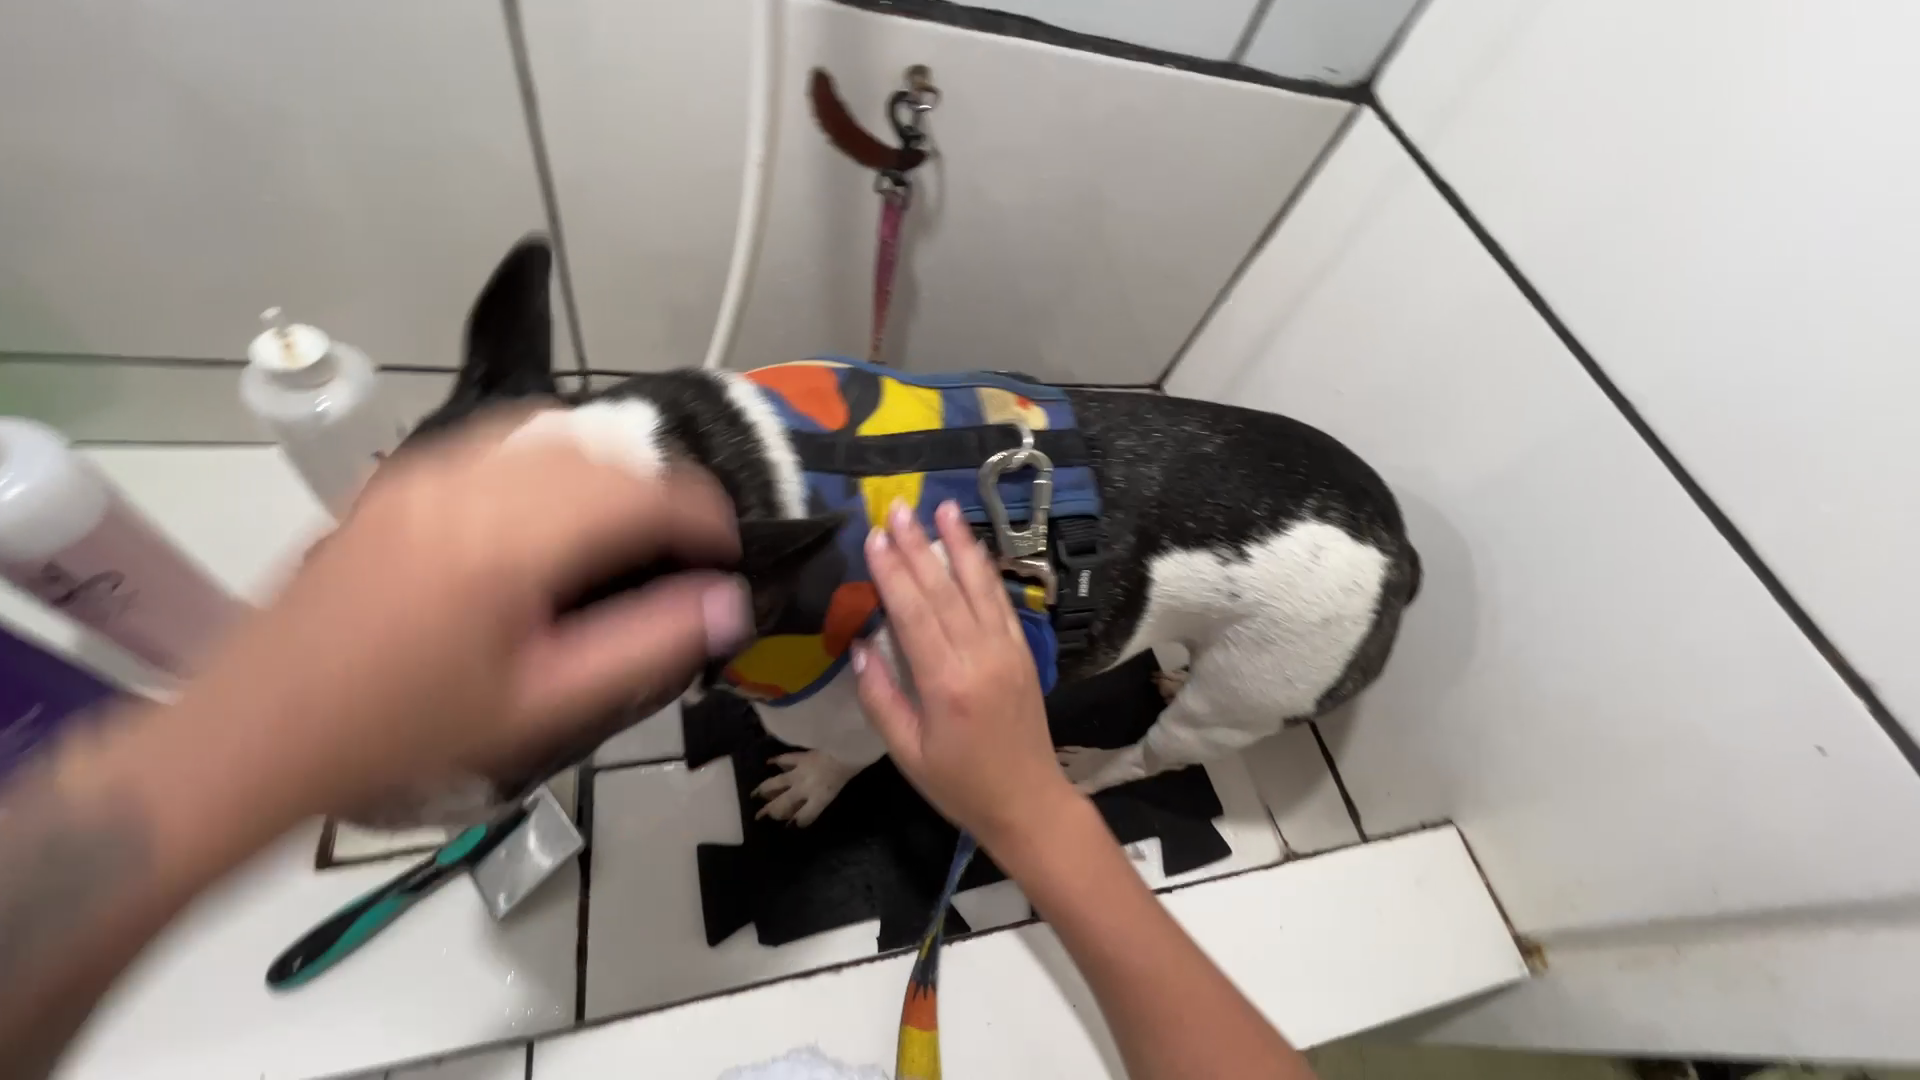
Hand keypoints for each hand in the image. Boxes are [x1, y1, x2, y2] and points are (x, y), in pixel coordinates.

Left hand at [174, 407, 750, 817]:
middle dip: (668, 488)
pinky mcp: (403, 478)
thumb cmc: (407, 730)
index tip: (729, 550)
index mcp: (512, 541)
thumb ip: (648, 645)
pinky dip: (561, 454)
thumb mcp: (544, 703)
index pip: (643, 493)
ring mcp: (428, 471)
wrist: (252, 735)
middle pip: (606, 452)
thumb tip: (730, 604)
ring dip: (617, 465)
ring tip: (639, 517)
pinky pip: (505, 437)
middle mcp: (471, 484)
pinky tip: (566, 497)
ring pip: (557, 432)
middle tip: (691, 541)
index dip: (705, 515)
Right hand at [851, 498, 1081, 848]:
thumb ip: (880, 697)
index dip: (893, 572)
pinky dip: (986, 570)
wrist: (1028, 801)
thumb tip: (858, 646)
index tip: (875, 536)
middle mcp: (980, 657)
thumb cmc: (959, 784)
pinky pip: (1002, 601)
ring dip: (959, 544)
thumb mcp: (905, 753)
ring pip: (979, 587)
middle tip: (897, 508)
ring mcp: (1008, 650)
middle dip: (918, 545)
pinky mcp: (1023, 651)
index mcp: (946, 684)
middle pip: (945, 590)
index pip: (914, 614)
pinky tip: (973, 548)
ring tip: (943, 507)